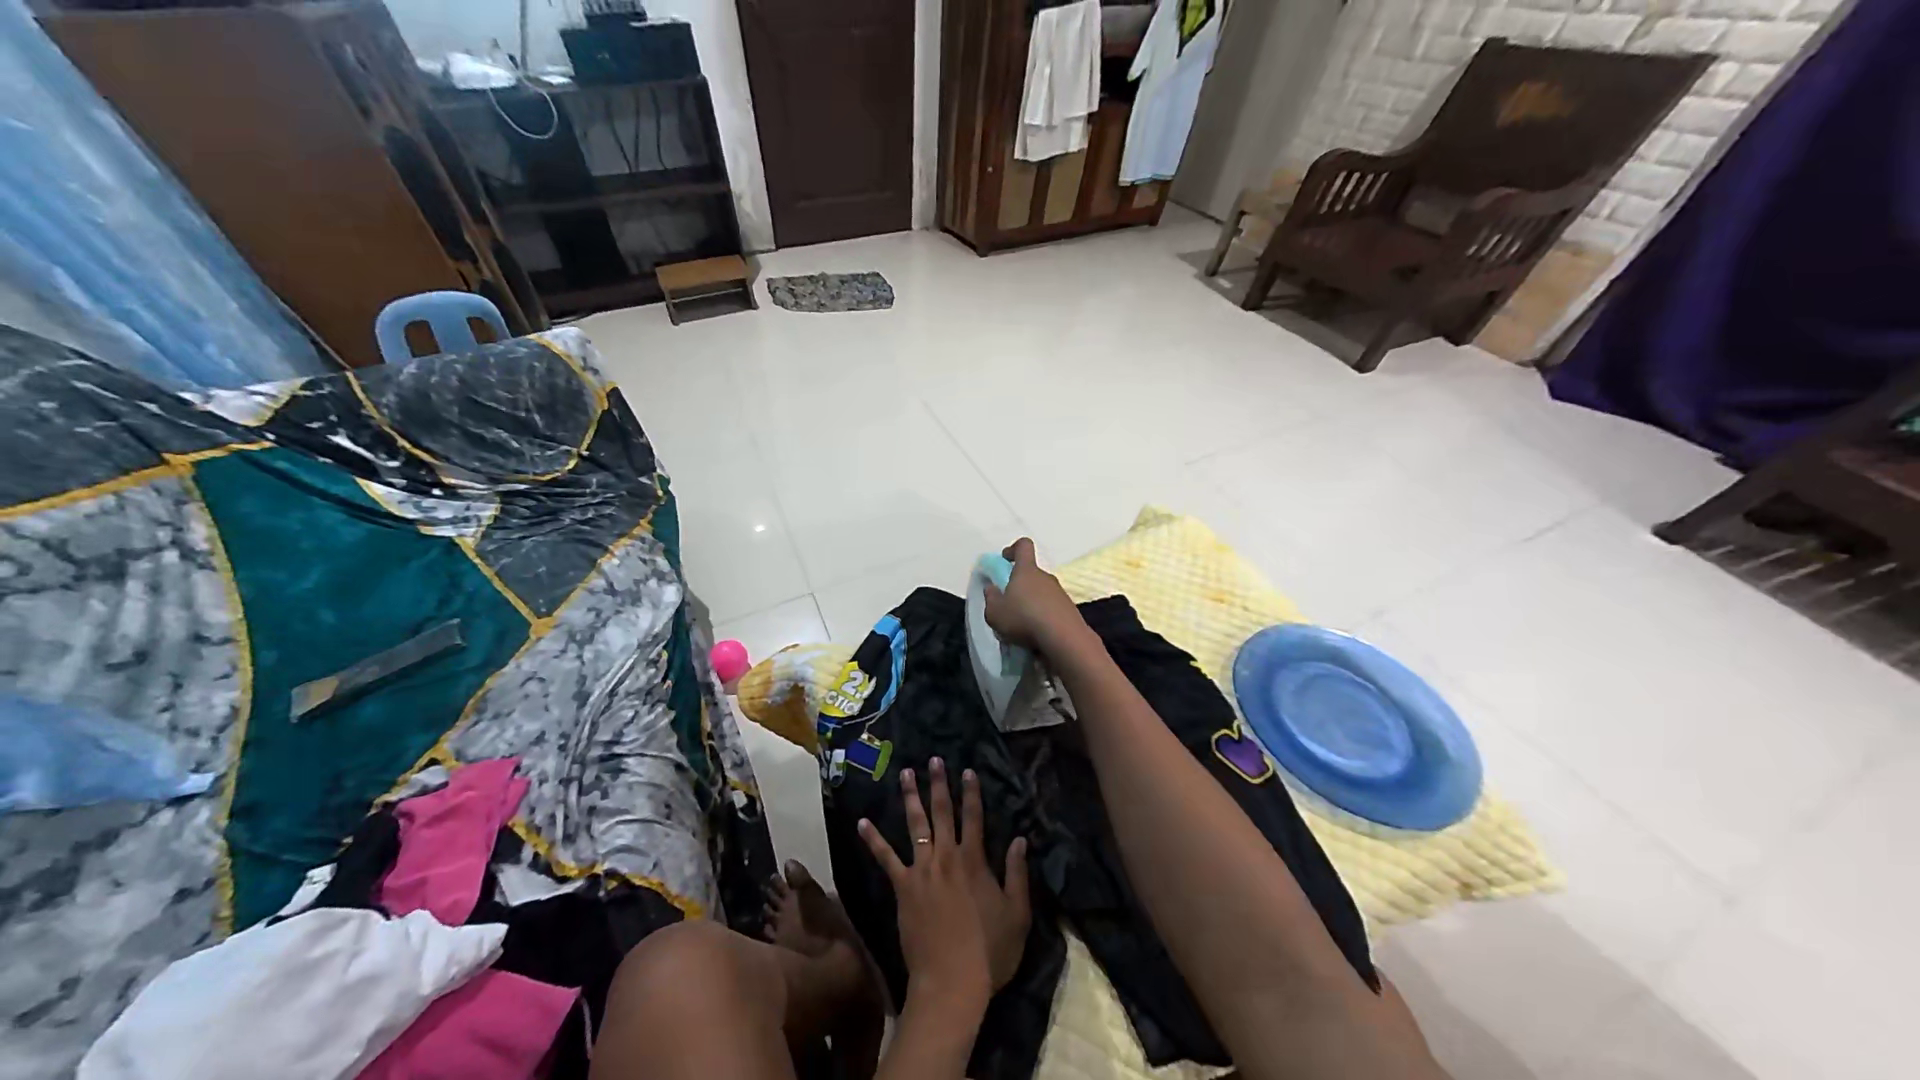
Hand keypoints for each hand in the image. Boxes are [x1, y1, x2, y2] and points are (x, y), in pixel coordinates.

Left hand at [859, 758, 1030, 1006]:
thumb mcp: (1018, 914)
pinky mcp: (902, 887)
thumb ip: (1017, 874)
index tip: (968, 771)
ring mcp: (922, 870)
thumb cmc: (989, 951)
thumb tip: (1020, 839)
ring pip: (916, 825)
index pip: (975, 818)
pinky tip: (862, 822)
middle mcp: (947, 857)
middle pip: (943, 813)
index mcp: (975, 861)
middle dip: (939, 784)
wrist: (951, 980)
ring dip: (911, 797)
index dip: (972, 793)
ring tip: (906, 774)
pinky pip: (886, 858)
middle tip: (934, 759)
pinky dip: (874, 840)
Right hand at [983, 538, 1090, 654]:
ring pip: (1041, 591)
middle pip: (1031, 573)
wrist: (1063, 638)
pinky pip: (1051, 607)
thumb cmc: (1024, 619)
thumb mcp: (995, 612)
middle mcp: (1045, 577)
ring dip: (1031, 602)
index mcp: (1026, 571)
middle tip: (1009, 604)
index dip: (1013, 549)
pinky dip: (1042, 615)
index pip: (1024, 546)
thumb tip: (992, 588)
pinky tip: (1036, 631)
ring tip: (1021, 623)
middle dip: (1019, 585)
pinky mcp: (1069, 609)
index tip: (1005, 560)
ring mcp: (1060, 592)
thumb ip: (990, 598)